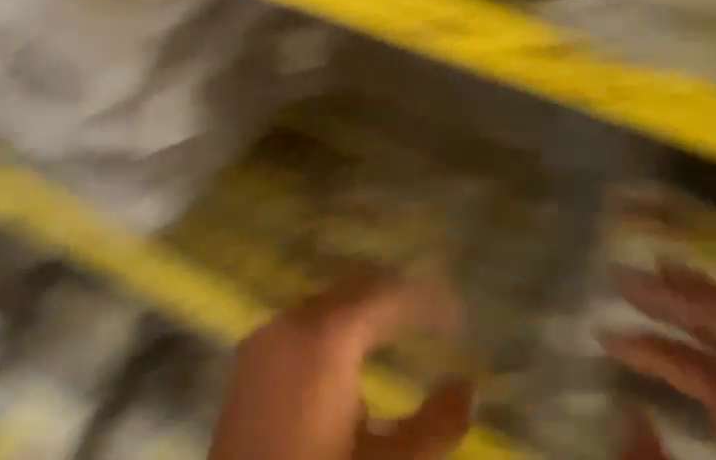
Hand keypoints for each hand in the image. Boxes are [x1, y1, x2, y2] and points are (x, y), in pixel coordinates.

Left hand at [210, 272, 476, 459]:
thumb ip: (435, 427)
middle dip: (395, 295)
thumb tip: (465, 387)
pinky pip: (300, 324)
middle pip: (352, 288)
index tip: (460, 314)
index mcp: (325, 338)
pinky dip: (333, 327)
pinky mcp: (250, 359)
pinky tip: (353, 357)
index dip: (426, 298)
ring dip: (363, 310)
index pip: (386, 293)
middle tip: (435, 316)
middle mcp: (290, 323)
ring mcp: (264, 338)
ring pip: (324, 304)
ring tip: (402, 330)